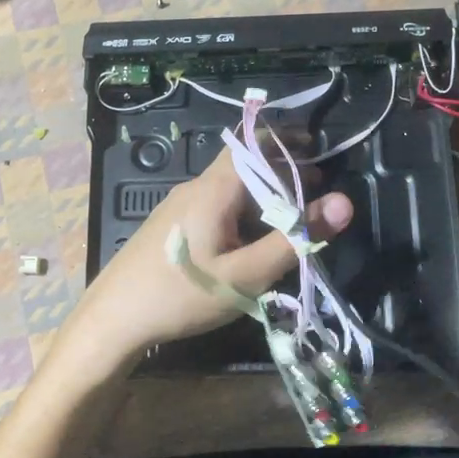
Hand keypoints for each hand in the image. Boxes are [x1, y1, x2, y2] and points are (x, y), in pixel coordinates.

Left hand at [56, 148, 352, 374]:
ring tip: (293, 221)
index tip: (318, 148)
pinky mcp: (171, 228)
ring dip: (264, 198)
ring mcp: (179, 208)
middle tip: (316, 189)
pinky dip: (243, 215)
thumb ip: (296, 239)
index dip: (288, 138)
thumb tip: (344, 203)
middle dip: (282, 171)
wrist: (114, 319)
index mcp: (214, 189)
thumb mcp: (247, 274)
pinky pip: (215, 209)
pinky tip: (253, 244)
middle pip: (244, 164)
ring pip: (230, 190)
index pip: (254, 142)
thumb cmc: (182, 295)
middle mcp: (195, 188)